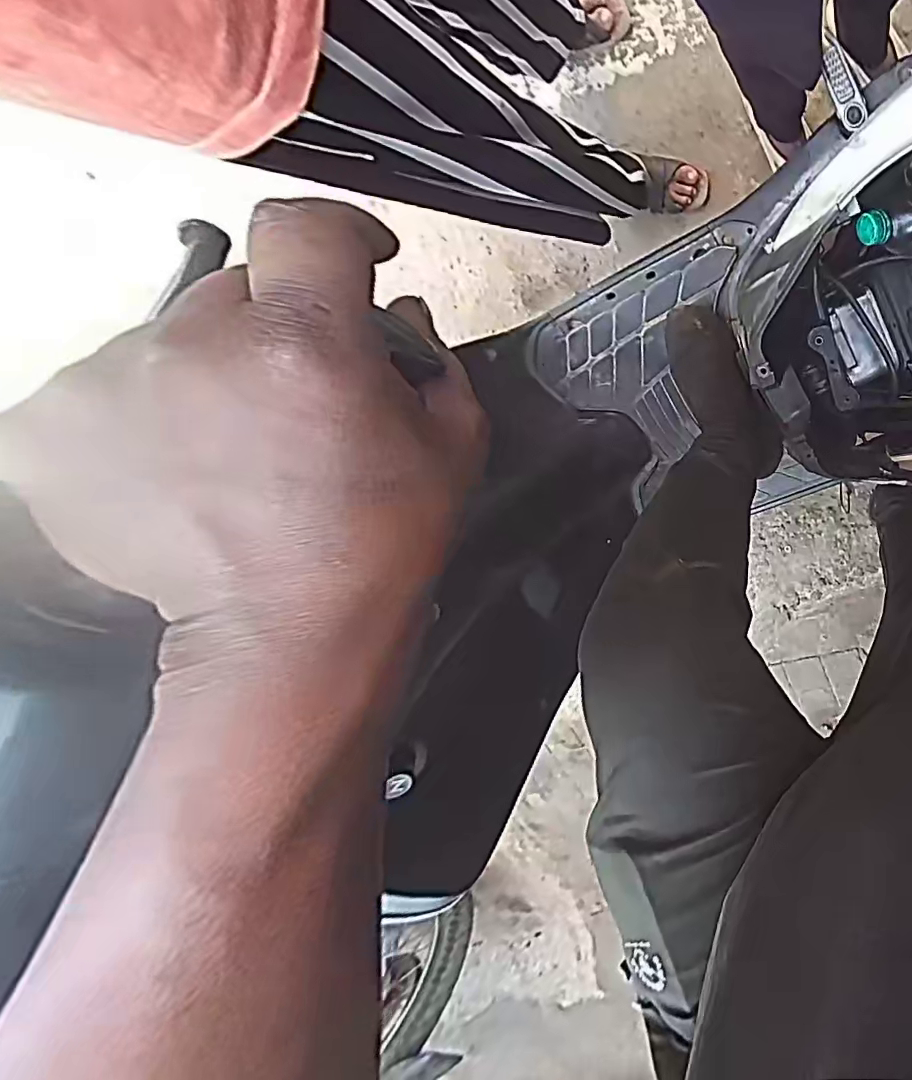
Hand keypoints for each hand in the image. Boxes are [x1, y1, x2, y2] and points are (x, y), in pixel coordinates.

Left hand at [0, 199, 486, 645]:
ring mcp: (106, 382)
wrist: (290, 620)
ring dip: (227, 370)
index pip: (307, 230)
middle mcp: (195, 346)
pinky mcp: (48, 424)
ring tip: (262, 445)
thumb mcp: (454, 445)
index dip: (344, 230)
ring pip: (179, 337)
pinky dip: (167, 409)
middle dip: (293, 328)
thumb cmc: (385, 535)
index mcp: (309, 348)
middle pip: (245, 291)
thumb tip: (400, 320)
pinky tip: (206, 466)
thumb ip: (434, 365)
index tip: (362, 251)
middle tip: (324, 395)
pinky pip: (120, 385)